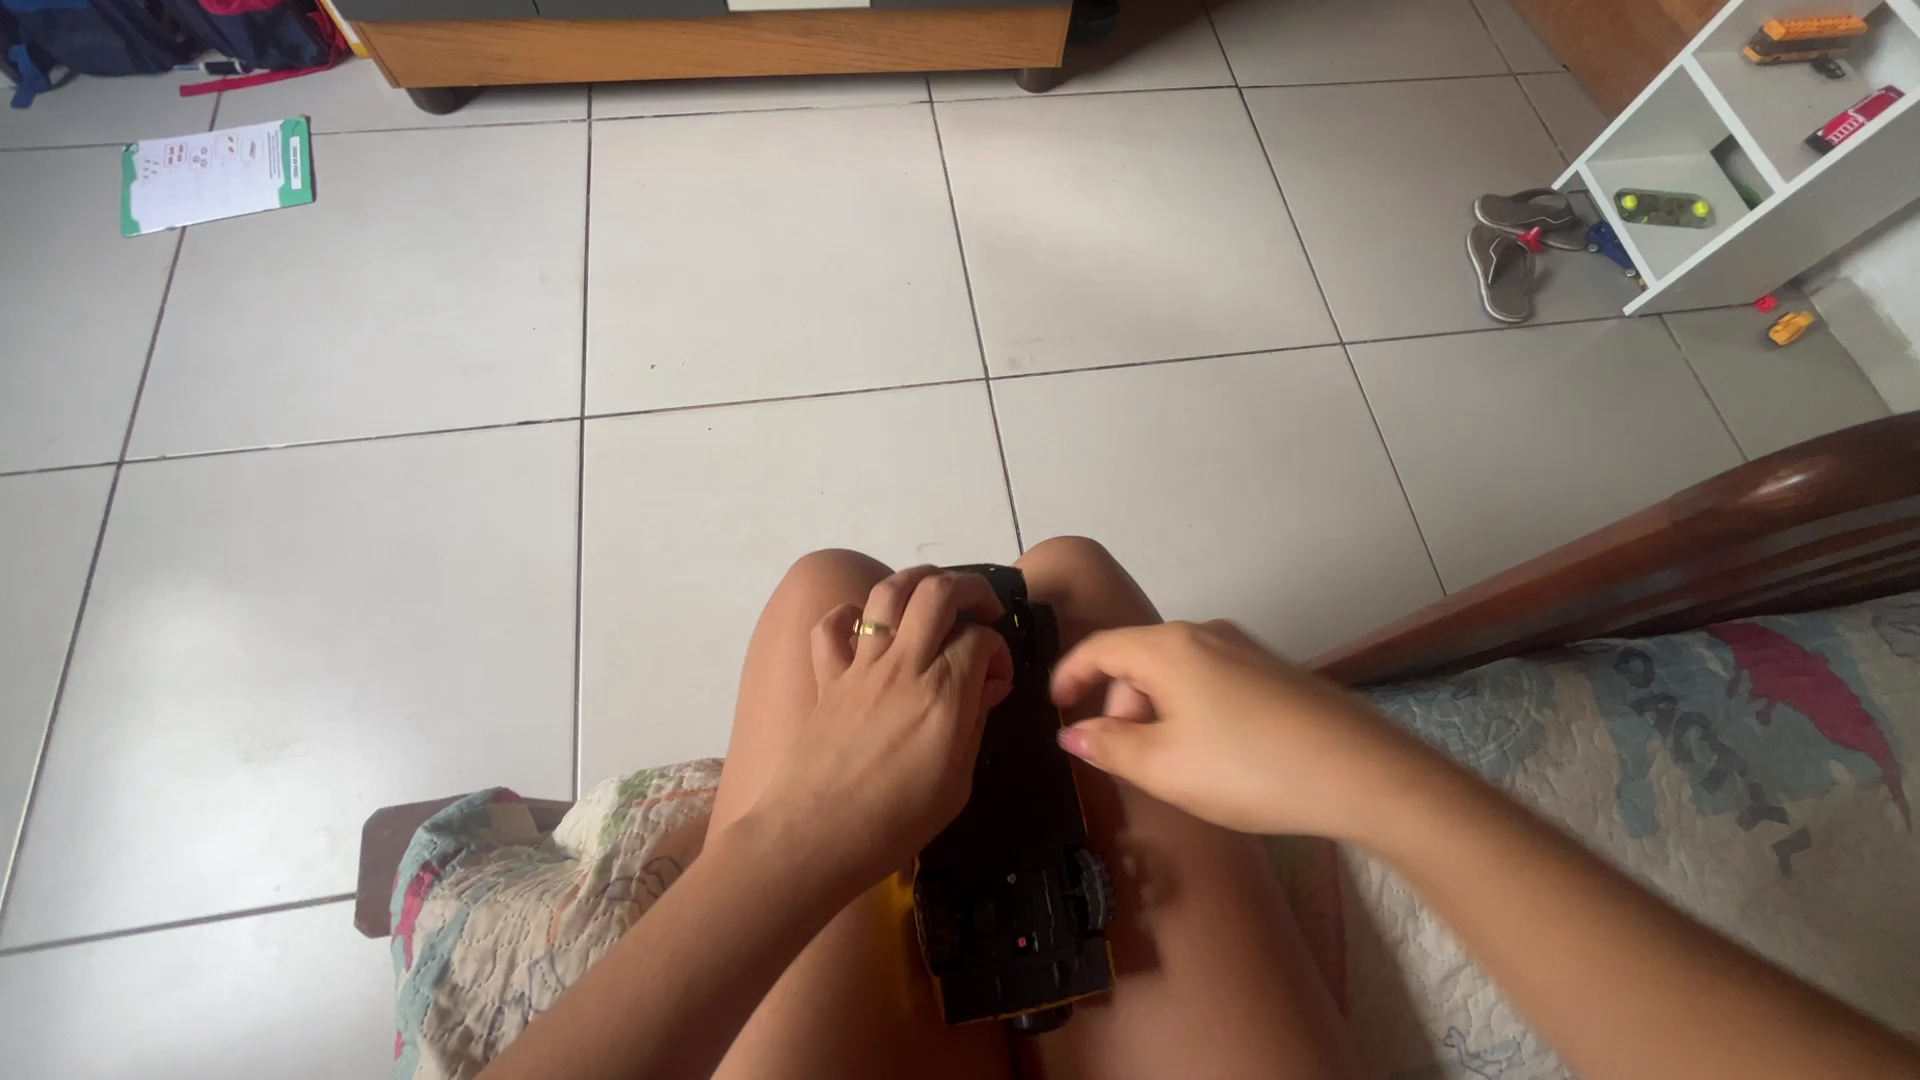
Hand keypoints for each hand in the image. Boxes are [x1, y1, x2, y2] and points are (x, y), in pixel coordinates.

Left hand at [750, 567, 1014, 889]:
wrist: (815, 838)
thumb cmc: (896, 822)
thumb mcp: (958, 784)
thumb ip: (975, 724)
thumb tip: (987, 685)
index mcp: (944, 693)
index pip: (981, 638)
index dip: (999, 650)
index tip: (997, 678)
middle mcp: (903, 664)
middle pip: (938, 591)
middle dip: (970, 588)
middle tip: (981, 610)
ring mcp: (860, 666)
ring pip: (888, 592)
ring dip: (917, 580)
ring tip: (933, 595)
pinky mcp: (826, 676)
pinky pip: (831, 626)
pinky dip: (849, 614)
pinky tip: (866, 628)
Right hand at [1051, 620, 1441, 840]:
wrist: (1365, 774)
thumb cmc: (1248, 769)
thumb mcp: (1163, 767)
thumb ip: (1107, 746)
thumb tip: (1072, 733)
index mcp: (1168, 647)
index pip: (1099, 648)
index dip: (1069, 675)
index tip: (1054, 704)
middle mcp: (1204, 633)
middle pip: (1138, 660)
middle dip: (1119, 705)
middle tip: (1125, 757)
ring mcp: (1245, 648)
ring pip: (1176, 672)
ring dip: (1156, 711)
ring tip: (1172, 764)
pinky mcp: (1275, 671)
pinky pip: (1211, 680)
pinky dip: (1191, 709)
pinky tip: (1214, 754)